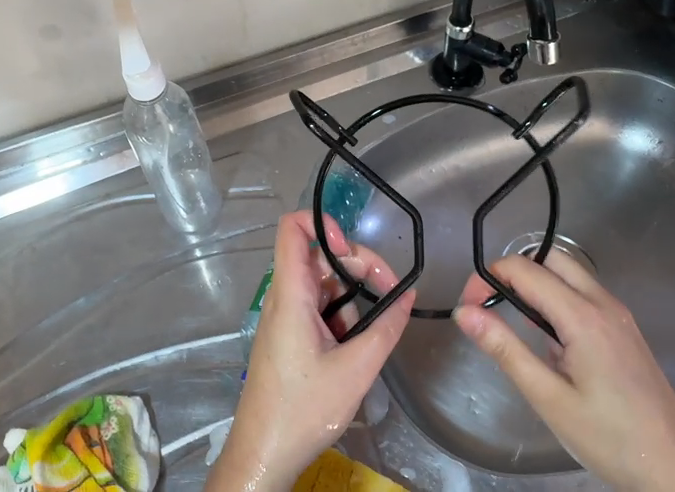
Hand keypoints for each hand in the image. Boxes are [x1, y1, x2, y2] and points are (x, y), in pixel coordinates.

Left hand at [206, 211, 414, 491]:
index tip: (353, 250)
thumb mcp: (355, 370)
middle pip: (319, 254)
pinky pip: (319, 306)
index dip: (324, 224)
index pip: (293, 227)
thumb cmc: (304, 409)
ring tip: (376, 326)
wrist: (264, 451)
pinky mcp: (290, 333)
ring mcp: (286, 314)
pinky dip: (342, 315)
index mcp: (290, 292)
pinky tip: (358, 343)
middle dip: (357, 265)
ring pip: (323, 282)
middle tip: (390, 293)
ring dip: (353, 295)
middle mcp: (285, 295)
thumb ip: (385, 328)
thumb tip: (409, 295)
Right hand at [454, 252, 674, 491]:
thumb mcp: (549, 398)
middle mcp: (603, 303)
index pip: (523, 269)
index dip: (487, 278)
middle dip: (513, 272)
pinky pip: (584, 295)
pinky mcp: (627, 331)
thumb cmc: (611, 439)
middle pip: (549, 258)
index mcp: (582, 316)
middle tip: (491, 306)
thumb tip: (464, 312)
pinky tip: (552, 342)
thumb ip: (505, 349)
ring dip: (537, 285)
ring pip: (569, 274)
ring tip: (517, 324)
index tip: (469, 307)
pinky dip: (558, 299)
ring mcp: (619, 316)